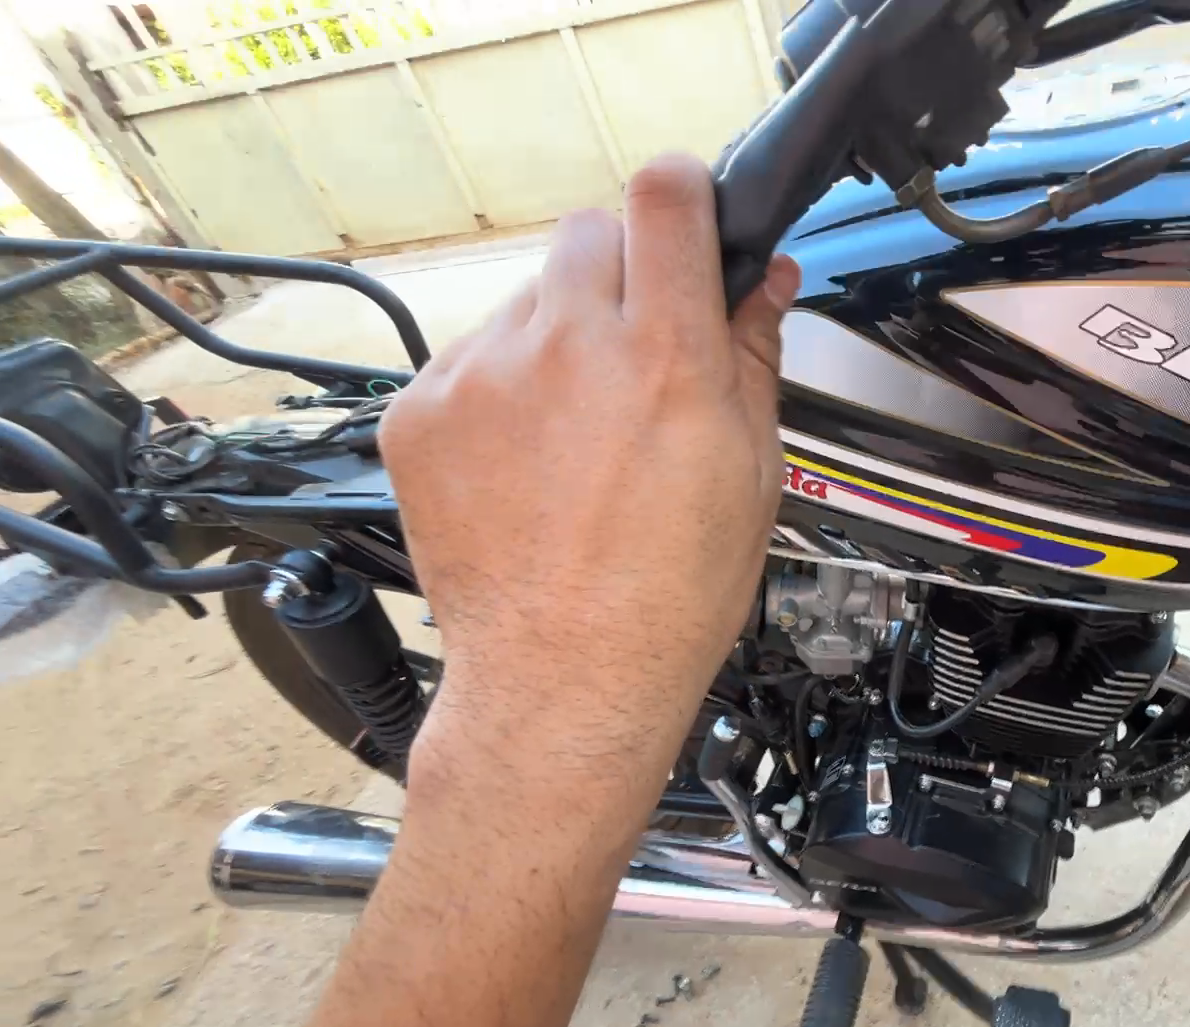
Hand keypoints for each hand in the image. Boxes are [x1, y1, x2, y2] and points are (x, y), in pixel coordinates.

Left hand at [380, 154, 799, 767]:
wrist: (572, 675)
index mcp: (667, 364)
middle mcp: (569, 352)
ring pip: (534, 297)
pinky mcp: (423, 412)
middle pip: (593, 233)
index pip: (667, 200)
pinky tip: (540, 456)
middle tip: (646, 349)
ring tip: (590, 426)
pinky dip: (513, 385)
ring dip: (569, 334)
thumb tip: (766, 286)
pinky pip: (476, 356)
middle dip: (629, 275)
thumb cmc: (675, 592)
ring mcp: (483, 378)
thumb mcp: (753, 472)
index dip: (687, 188)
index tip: (692, 207)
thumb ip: (755, 358)